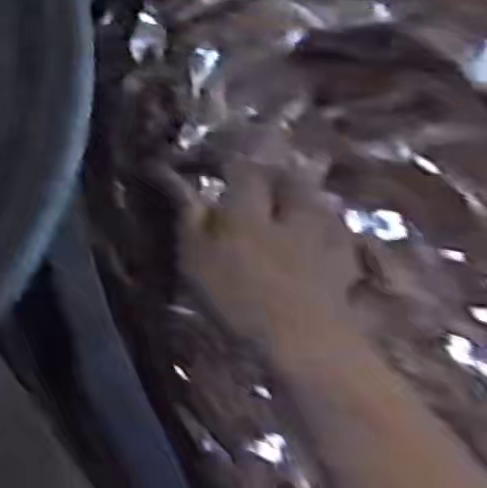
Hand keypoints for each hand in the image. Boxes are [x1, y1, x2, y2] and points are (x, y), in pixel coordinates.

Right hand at [168, 159, 361, 349]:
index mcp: (247, 213)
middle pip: (292, 184)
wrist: (307, 347)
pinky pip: (341, 237)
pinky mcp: (346, 270)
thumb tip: (162, 170)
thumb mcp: (193, 251)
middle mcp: (290, 220)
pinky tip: (321, 234)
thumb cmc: (234, 294)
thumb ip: (186, 209)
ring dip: (306, 199)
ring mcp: (324, 245)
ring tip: (289, 201)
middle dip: (276, 175)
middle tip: (256, 177)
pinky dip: (330, 229)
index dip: (227, 162)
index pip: (243, 171)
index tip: (208, 163)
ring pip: (322, 208)